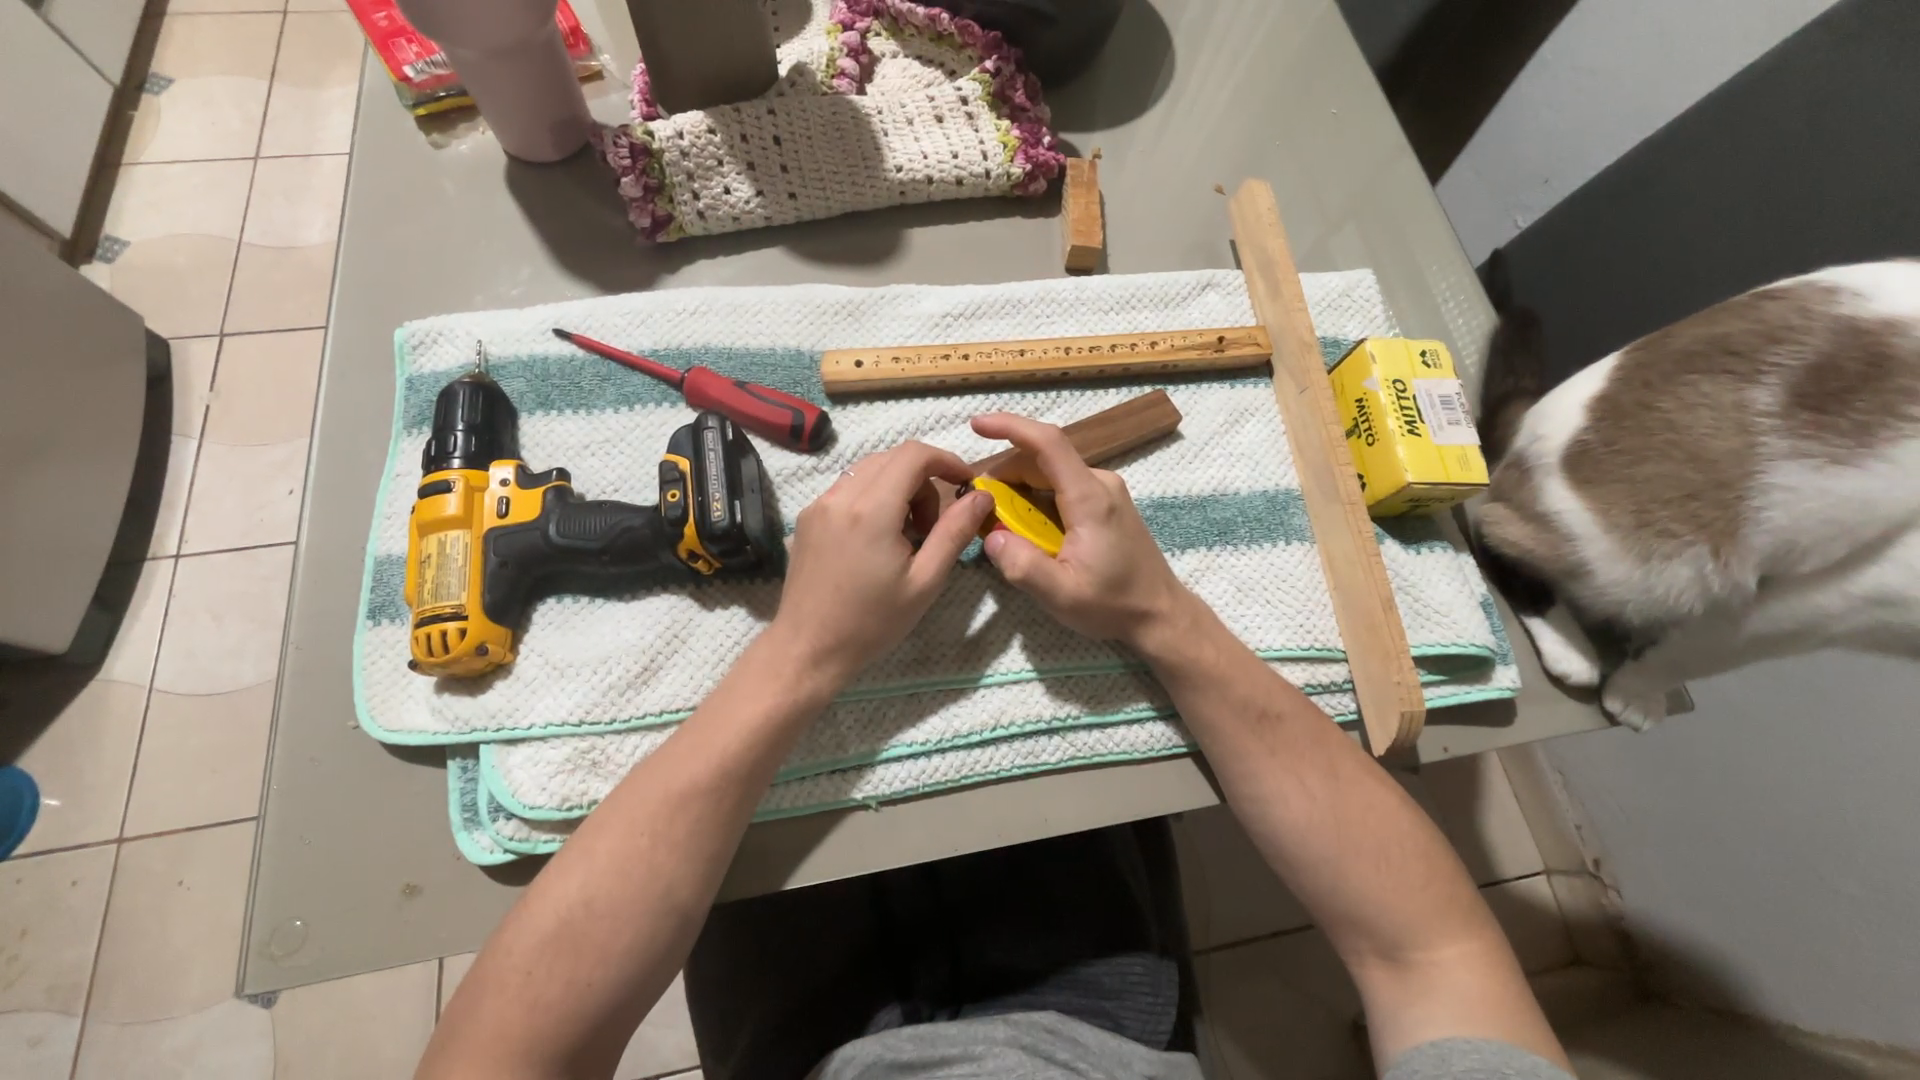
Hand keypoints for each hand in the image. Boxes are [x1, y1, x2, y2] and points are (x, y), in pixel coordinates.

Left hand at [768, 441, 996, 685]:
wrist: (809, 648)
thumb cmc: (872, 622)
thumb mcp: (925, 581)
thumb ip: (954, 532)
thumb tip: (982, 497)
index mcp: (872, 510)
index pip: (914, 454)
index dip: (946, 460)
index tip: (965, 484)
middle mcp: (841, 495)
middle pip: (892, 458)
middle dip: (924, 479)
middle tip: (933, 524)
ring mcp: (819, 504)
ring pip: (869, 470)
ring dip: (898, 486)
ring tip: (906, 534)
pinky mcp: (807, 516)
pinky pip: (848, 488)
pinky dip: (873, 497)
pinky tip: (877, 539)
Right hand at [972, 413, 1191, 647]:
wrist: (1160, 614)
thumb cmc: (1113, 605)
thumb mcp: (1060, 595)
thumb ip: (1021, 565)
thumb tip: (991, 536)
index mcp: (1089, 497)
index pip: (1047, 443)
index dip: (1010, 426)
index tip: (976, 424)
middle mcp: (1100, 483)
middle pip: (1042, 458)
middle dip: (1004, 475)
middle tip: (980, 509)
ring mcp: (1106, 491)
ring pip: (1050, 473)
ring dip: (1019, 489)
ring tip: (1000, 523)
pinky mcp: (1106, 503)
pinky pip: (1062, 487)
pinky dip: (1036, 499)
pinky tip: (1027, 528)